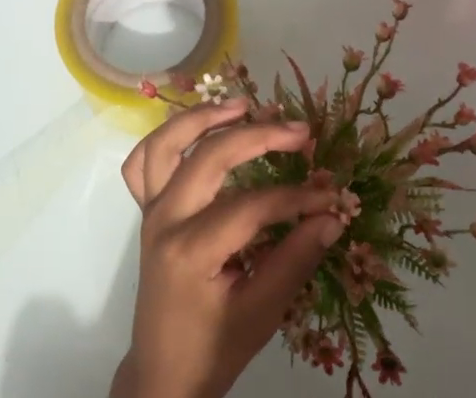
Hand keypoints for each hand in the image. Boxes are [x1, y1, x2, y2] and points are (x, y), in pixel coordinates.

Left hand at [111, 101, 342, 397]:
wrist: (164, 371)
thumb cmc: (215, 347)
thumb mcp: (262, 312)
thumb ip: (295, 259)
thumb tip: (331, 215)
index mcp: (190, 251)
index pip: (249, 206)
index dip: (295, 196)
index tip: (331, 192)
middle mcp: (164, 221)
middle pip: (207, 159)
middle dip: (256, 137)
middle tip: (299, 130)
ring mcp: (150, 213)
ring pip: (164, 146)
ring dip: (201, 119)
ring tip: (243, 105)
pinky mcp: (147, 213)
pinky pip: (143, 164)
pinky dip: (167, 140)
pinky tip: (196, 130)